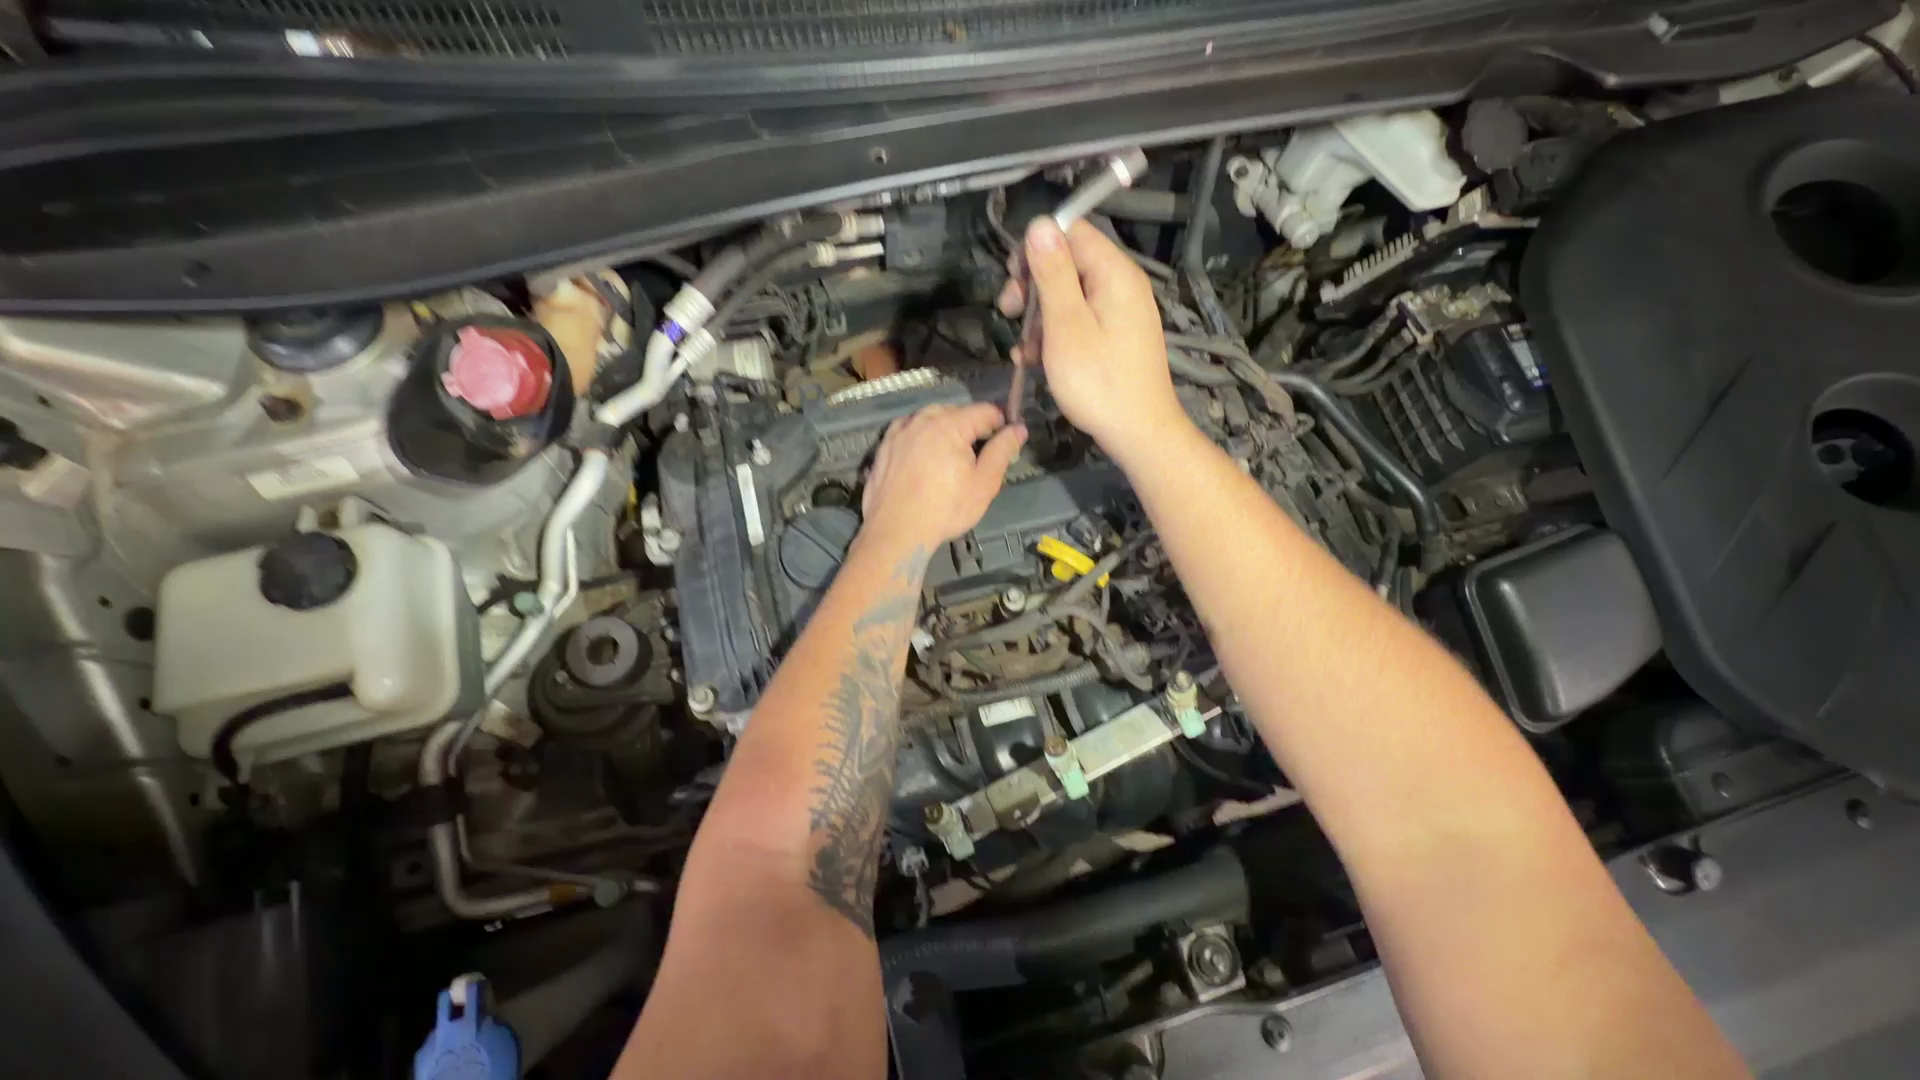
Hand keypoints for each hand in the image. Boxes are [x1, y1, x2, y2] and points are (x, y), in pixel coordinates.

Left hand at [861, 403, 1026, 551]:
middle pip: (956, 411)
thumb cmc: (945, 509)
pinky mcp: (885, 446)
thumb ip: (1003, 450)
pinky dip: (920, 434)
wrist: (897, 531)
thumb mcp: (984, 483)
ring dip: (944, 427)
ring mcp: (900, 431)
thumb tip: (1018, 429)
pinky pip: (908, 429)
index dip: (1000, 423)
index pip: (985, 411)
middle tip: (977, 453)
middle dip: (971, 426)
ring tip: (951, 453)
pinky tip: (923, 452)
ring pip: (929, 417)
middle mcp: (923, 420)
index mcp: (951, 425)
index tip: (1005, 440)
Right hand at [997, 218, 1188, 459]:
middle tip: (1009, 313)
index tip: (1013, 278)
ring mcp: (1120, 312)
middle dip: (1032, 286)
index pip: (1071, 231)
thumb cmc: (1098, 381)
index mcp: (1113, 273)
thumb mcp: (1065, 325)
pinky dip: (1054, 335)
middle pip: (1067, 262)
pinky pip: (1079, 321)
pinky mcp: (1115, 337)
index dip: (1036, 247)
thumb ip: (1052, 273)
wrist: (1139, 433)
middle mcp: (1121, 284)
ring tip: (1023, 350)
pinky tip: (1035, 360)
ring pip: (1068, 295)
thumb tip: (1040, 222)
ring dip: (1038, 317)